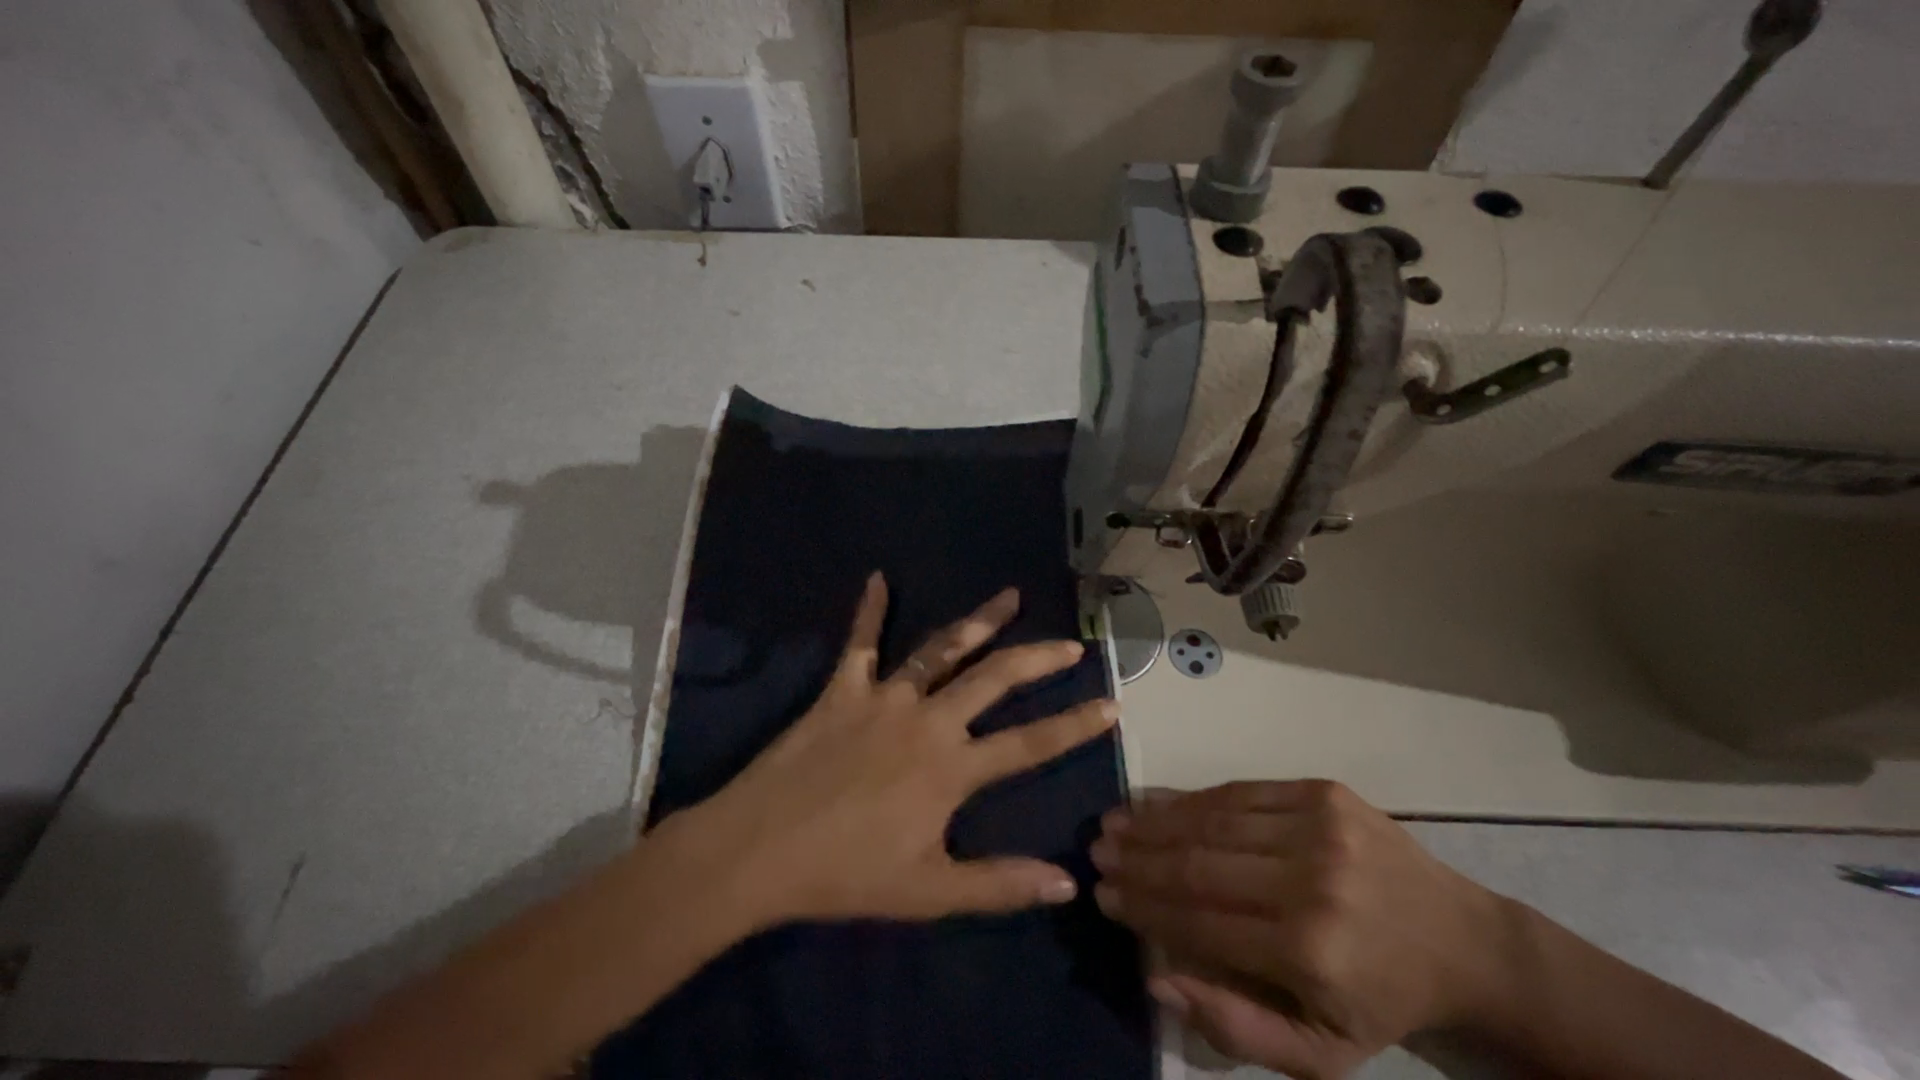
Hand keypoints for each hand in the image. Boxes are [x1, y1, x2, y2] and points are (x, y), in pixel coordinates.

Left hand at [663, 572, 1117, 926]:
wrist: (756, 849)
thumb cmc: (845, 874)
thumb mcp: (928, 892)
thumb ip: (1000, 884)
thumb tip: (1069, 881)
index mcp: (952, 769)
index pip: (1030, 744)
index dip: (1076, 725)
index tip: (1113, 705)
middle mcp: (927, 721)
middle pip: (993, 680)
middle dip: (1037, 659)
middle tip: (1071, 643)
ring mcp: (882, 699)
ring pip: (940, 650)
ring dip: (977, 622)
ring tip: (1009, 597)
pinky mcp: (840, 692)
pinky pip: (860, 644)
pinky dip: (870, 610)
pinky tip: (878, 577)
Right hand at [1090, 781, 1515, 1078]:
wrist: (1464, 942)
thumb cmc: (1381, 1001)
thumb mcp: (1317, 1053)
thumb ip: (1234, 1025)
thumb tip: (1156, 978)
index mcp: (1306, 949)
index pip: (1198, 920)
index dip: (1142, 907)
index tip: (1102, 896)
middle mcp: (1309, 879)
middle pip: (1198, 863)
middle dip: (1138, 859)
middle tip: (1095, 854)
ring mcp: (1319, 827)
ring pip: (1213, 819)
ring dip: (1156, 821)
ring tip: (1114, 823)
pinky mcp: (1325, 793)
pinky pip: (1241, 791)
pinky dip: (1193, 798)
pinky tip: (1160, 802)